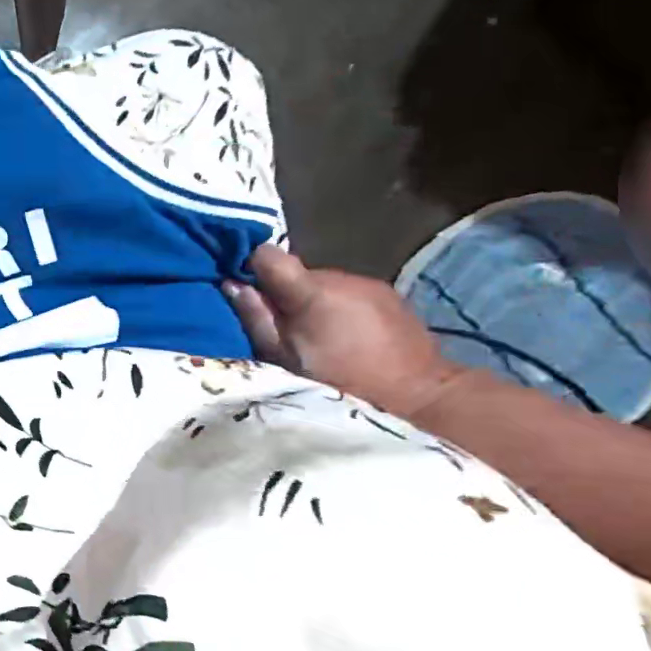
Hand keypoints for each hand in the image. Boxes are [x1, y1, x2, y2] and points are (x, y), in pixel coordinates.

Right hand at [224, 245, 466, 418]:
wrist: (418, 395)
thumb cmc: (339, 381)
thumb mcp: (281, 356)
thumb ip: (256, 317)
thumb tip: (232, 284)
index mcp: (311, 292)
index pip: (268, 255)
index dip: (252, 267)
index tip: (247, 290)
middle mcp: (341, 277)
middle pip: (296, 272)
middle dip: (283, 293)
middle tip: (283, 326)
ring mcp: (369, 284)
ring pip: (321, 283)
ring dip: (311, 301)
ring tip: (315, 332)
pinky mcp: (389, 294)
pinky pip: (346, 291)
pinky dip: (335, 306)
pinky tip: (342, 333)